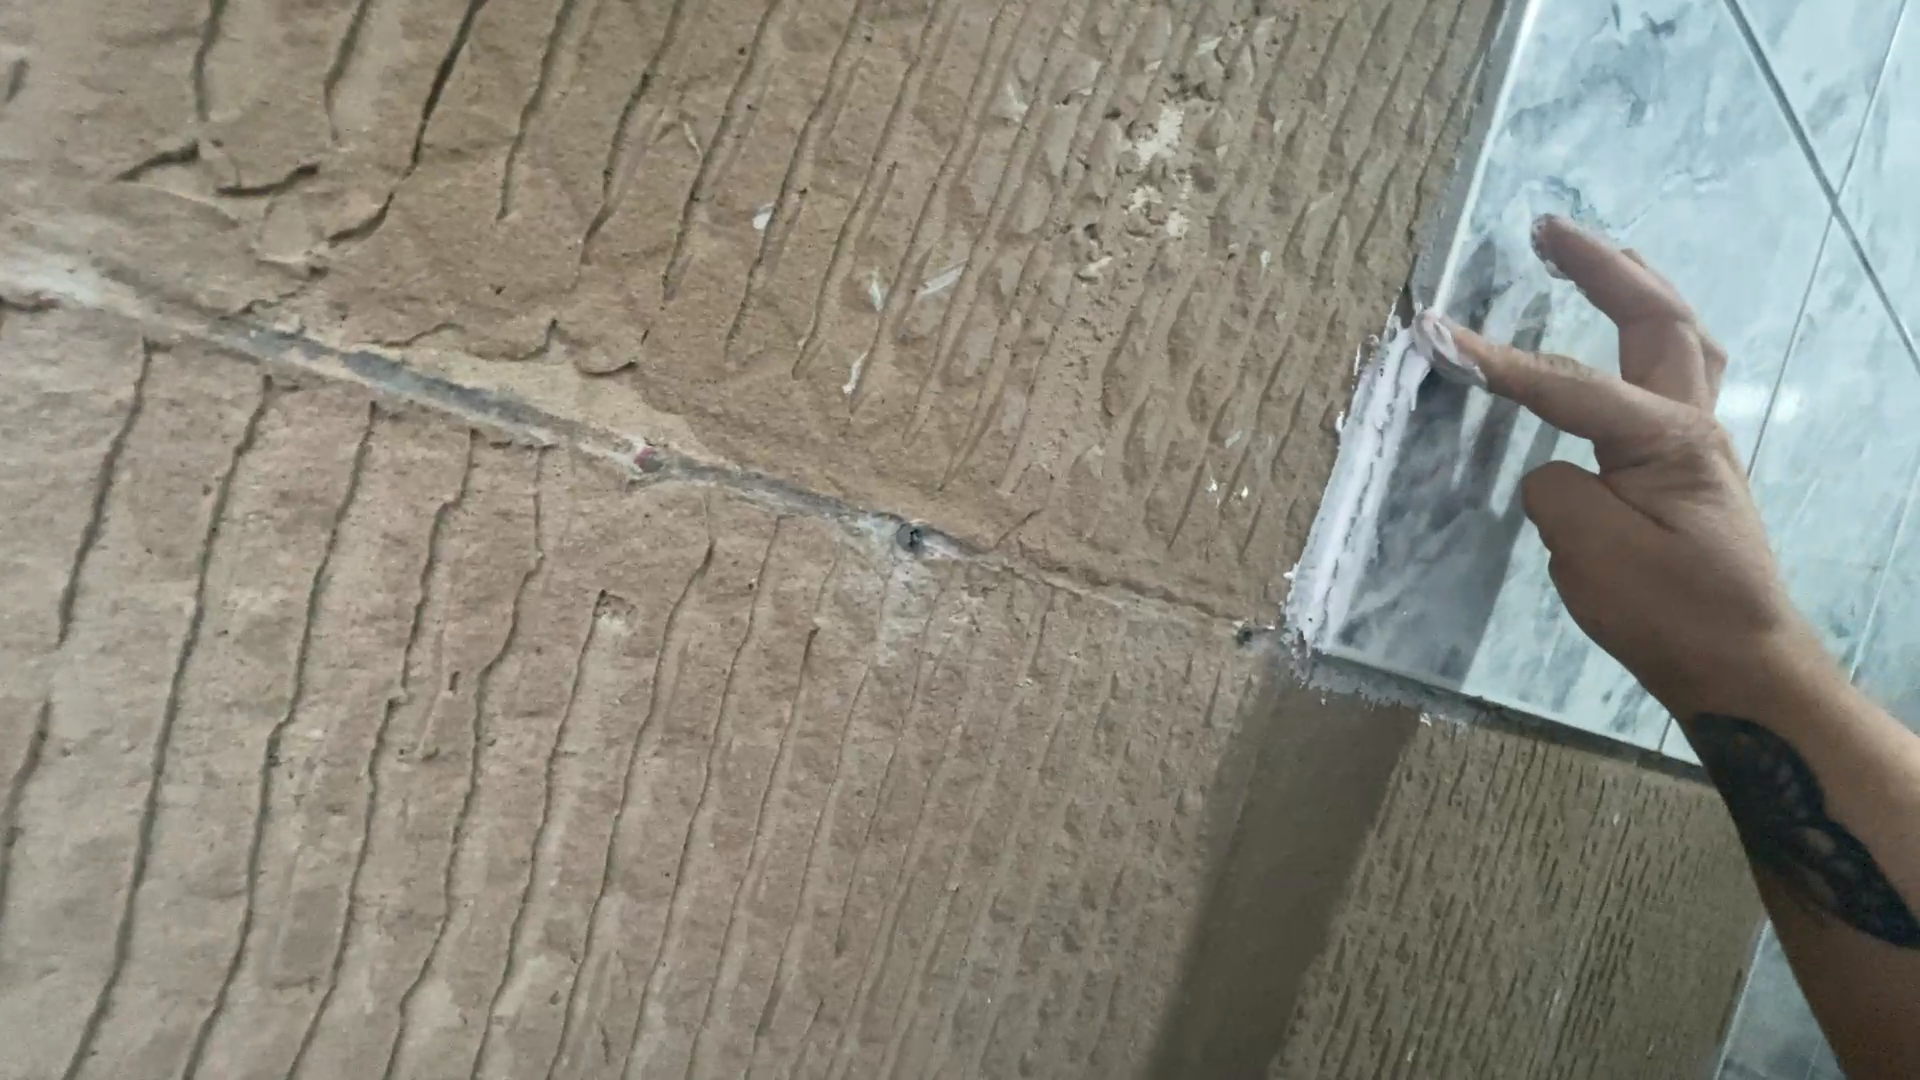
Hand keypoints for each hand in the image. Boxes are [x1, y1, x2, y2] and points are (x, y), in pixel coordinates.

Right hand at [1428, 215, 1832, 715]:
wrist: (1733, 657)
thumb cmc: (1665, 608)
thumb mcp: (1593, 550)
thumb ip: (1558, 489)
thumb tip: (1550, 467)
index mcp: (1668, 441)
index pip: (1569, 386)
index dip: (1501, 360)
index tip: (1438, 335)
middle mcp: (1690, 426)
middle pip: (1658, 320)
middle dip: (1602, 268)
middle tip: (1546, 231)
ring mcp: (1691, 442)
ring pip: (1676, 340)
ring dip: (1633, 290)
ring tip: (1587, 258)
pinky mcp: (1678, 463)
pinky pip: (1661, 378)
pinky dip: (1637, 338)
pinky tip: (1615, 339)